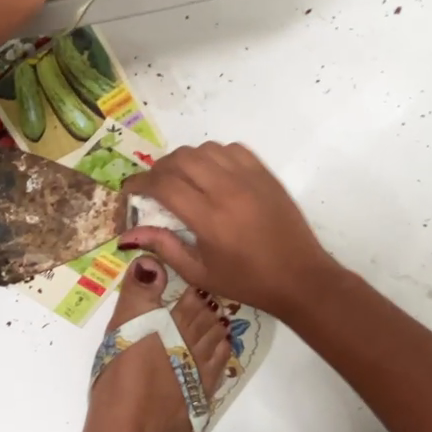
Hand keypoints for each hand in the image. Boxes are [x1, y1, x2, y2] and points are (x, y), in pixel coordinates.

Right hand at [119, 143, 348, 317]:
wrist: (302, 280)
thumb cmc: (247, 281)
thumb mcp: (199, 273)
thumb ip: (163, 247)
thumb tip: (129, 232)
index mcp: (209, 219)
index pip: (163, 185)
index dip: (140, 183)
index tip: (130, 190)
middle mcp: (228, 191)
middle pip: (181, 159)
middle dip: (159, 169)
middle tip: (154, 185)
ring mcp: (250, 179)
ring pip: (205, 149)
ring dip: (185, 160)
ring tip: (182, 178)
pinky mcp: (265, 175)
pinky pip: (231, 149)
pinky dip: (214, 155)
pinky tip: (212, 173)